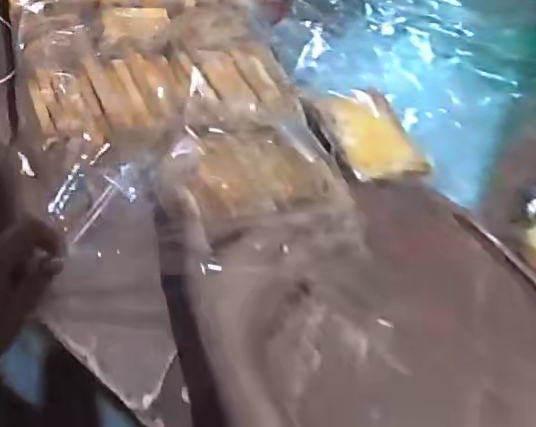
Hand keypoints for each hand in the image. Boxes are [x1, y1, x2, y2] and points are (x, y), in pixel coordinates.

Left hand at [0, 216, 62, 368]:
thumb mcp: (16, 311)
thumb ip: (36, 282)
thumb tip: (55, 261)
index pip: (30, 225)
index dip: (49, 238)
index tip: (60, 262)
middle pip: (17, 236)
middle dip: (34, 257)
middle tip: (42, 288)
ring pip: (5, 247)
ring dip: (19, 266)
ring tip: (25, 299)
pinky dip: (5, 270)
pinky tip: (6, 298)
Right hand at [162, 188, 336, 426]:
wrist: (231, 351)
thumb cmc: (211, 298)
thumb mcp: (193, 258)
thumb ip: (188, 223)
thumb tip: (178, 185)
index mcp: (258, 246)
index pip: (293, 226)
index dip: (316, 215)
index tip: (340, 203)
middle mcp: (280, 263)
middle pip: (314, 245)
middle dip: (335, 231)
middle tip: (357, 219)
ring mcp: (287, 287)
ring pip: (317, 264)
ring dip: (335, 252)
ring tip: (354, 242)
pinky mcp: (287, 307)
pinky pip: (311, 285)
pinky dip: (322, 277)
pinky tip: (327, 278)